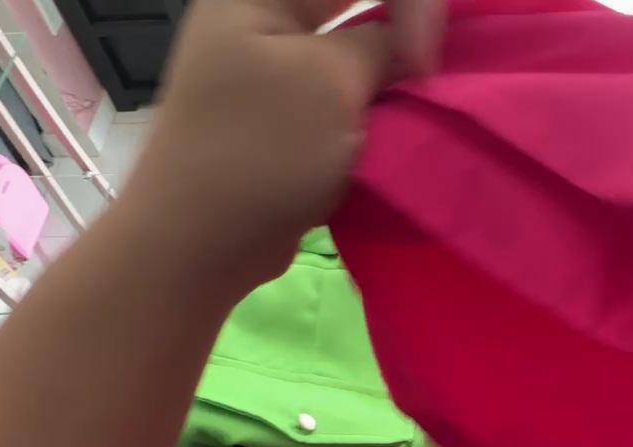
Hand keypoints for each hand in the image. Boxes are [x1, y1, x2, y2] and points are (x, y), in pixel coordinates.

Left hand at [113, 0, 443, 295]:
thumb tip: (409, 48)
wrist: (204, 238)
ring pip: (357, 43)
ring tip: (420, 104)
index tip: (422, 65)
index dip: (414, 4)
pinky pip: (345, 88)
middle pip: (361, 3)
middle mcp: (266, 10)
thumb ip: (379, 47)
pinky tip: (395, 128)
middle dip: (406, 31)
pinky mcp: (289, 112)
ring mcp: (276, 62)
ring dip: (393, 73)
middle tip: (429, 79)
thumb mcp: (328, 84)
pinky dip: (375, 105)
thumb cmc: (259, 152)